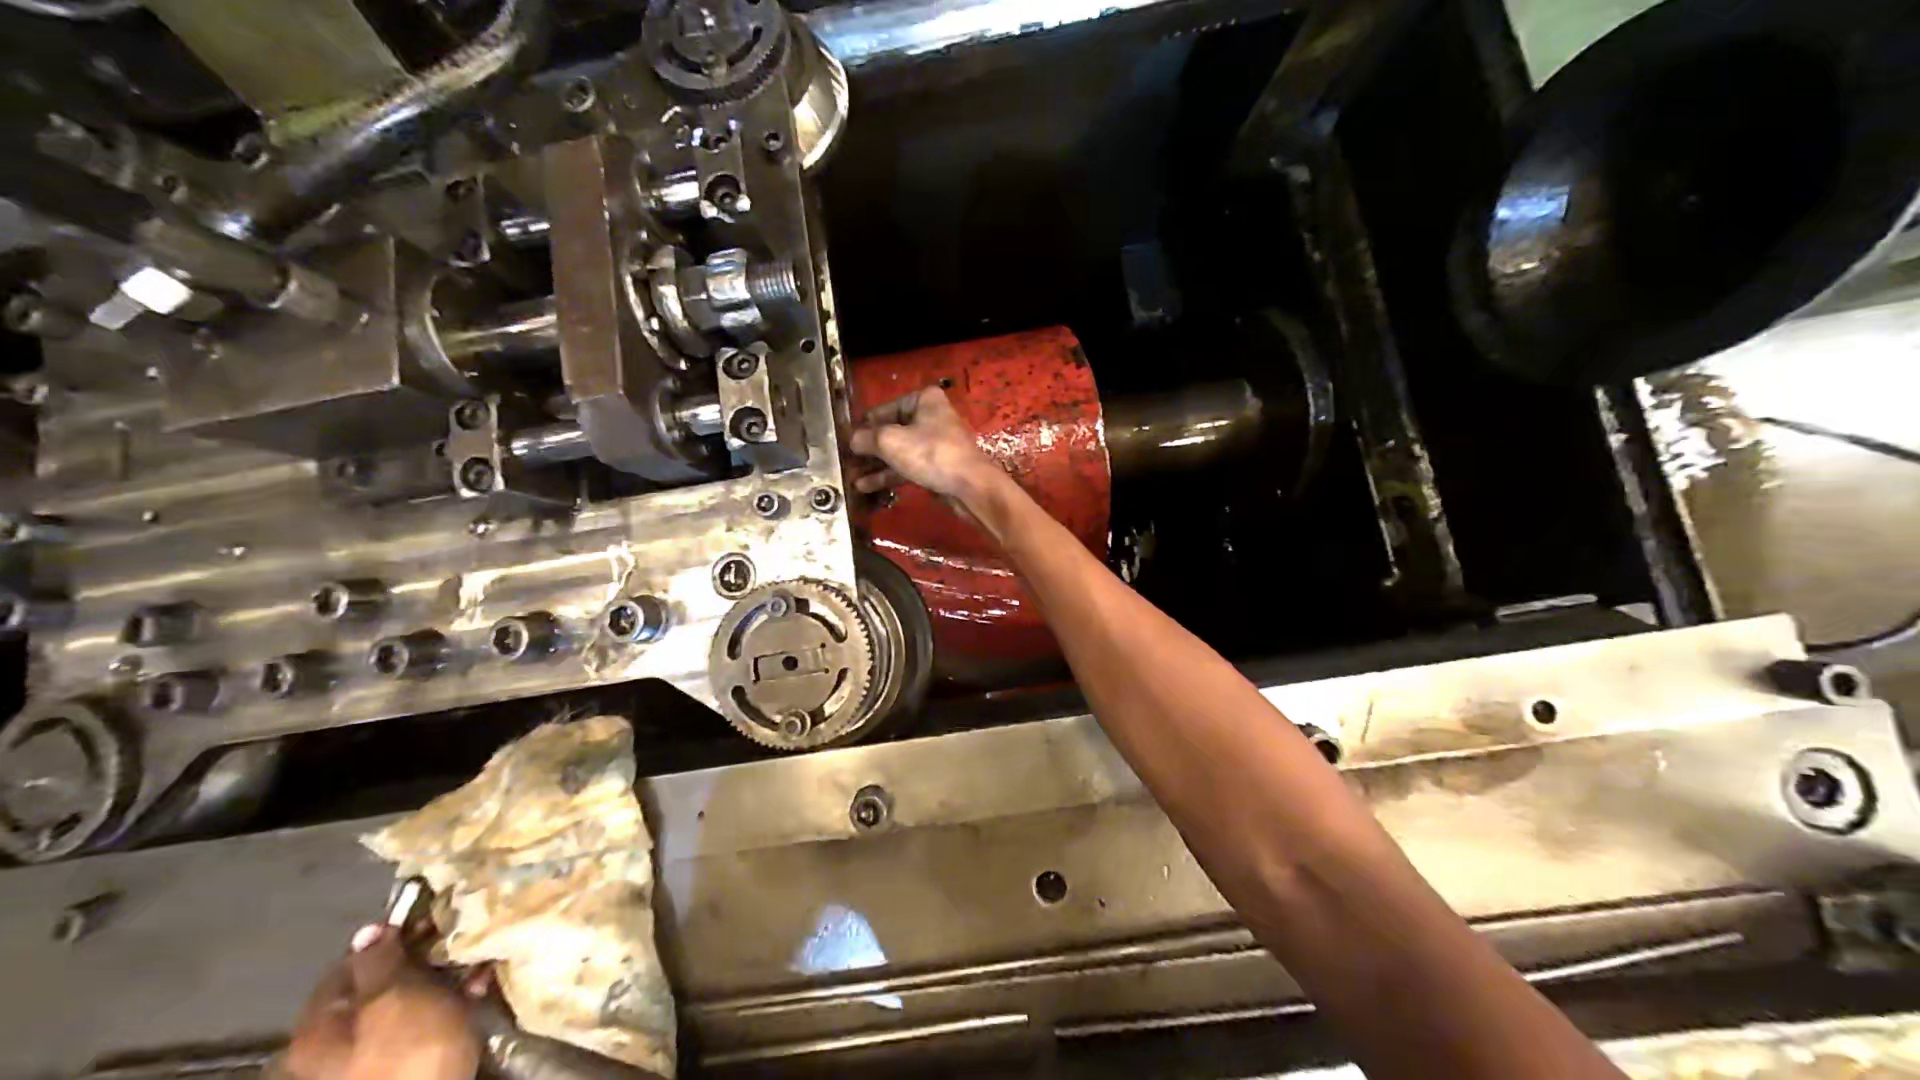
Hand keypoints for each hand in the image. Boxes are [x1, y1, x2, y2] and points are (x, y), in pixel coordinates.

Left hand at [274, 926, 479, 1079]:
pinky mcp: (407, 1067)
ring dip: (441, 978)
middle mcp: (335, 1047)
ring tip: (475, 959)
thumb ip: (378, 963)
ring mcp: (370, 1061)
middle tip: (457, 937)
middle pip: (379, 985)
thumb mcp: (392, 1000)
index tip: (430, 917)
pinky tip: (478, 988)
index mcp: (317, 1030)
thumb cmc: (406, 1056)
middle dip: (420, 958)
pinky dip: (451, 1002)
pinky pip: (427, 1022)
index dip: (388, 938)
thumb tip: (368, 930)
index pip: (347, 965)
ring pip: (407, 1002)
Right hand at [848, 387, 1004, 503]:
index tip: (844, 441)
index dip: (862, 426)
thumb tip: (851, 440)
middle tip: (845, 461)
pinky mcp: (935, 466)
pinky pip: (906, 467)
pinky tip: (866, 486)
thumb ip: (866, 438)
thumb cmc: (930, 454)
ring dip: (874, 464)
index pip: (883, 410)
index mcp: (923, 400)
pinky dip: (888, 475)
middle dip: (867, 449)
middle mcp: (930, 416)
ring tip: (850, 477)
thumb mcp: (890, 441)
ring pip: (897, 451)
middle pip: (890, 431)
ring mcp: (934, 443)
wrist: (969, 486)